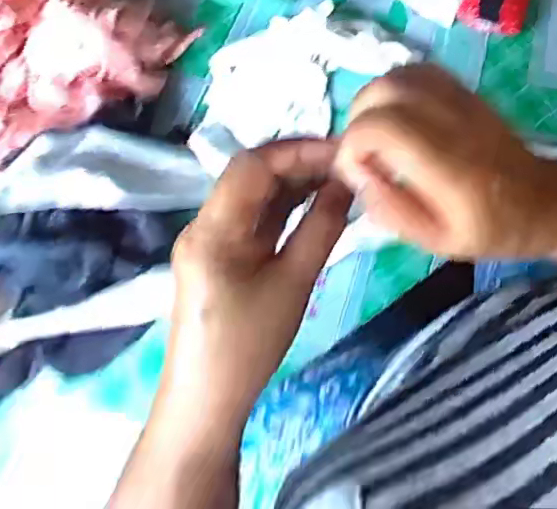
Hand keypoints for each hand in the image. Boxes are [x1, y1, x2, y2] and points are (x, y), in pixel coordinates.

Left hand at [159, 141, 351, 421]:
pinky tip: (323, 200)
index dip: (300, 150)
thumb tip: (350, 179)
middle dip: (304, 160)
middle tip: (350, 163)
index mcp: (213, 229)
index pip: (254, 164)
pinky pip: (260, 212)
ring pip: (259, 190)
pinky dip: (291, 201)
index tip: (343, 153)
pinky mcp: (225, 252)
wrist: (205, 405)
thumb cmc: (248, 344)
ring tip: (344, 177)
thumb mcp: (296, 280)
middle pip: (255, 172)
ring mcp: (213, 238)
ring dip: (300, 179)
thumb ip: (324, 223)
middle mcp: (206, 224)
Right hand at [334, 65, 556, 259]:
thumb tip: (355, 172)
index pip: (385, 127)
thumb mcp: (438, 242)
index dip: (353, 144)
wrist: (544, 199)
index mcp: (451, 167)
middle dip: (358, 116)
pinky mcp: (470, 92)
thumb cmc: (493, 229)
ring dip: (376, 98)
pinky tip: (399, 116)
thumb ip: (391, 209)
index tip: (356, 170)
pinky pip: (424, 71)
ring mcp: (466, 100)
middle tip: (362, 150)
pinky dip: (399, 86)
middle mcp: (457, 122)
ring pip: (404, 73)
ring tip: (377, 134)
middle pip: (388, 88)